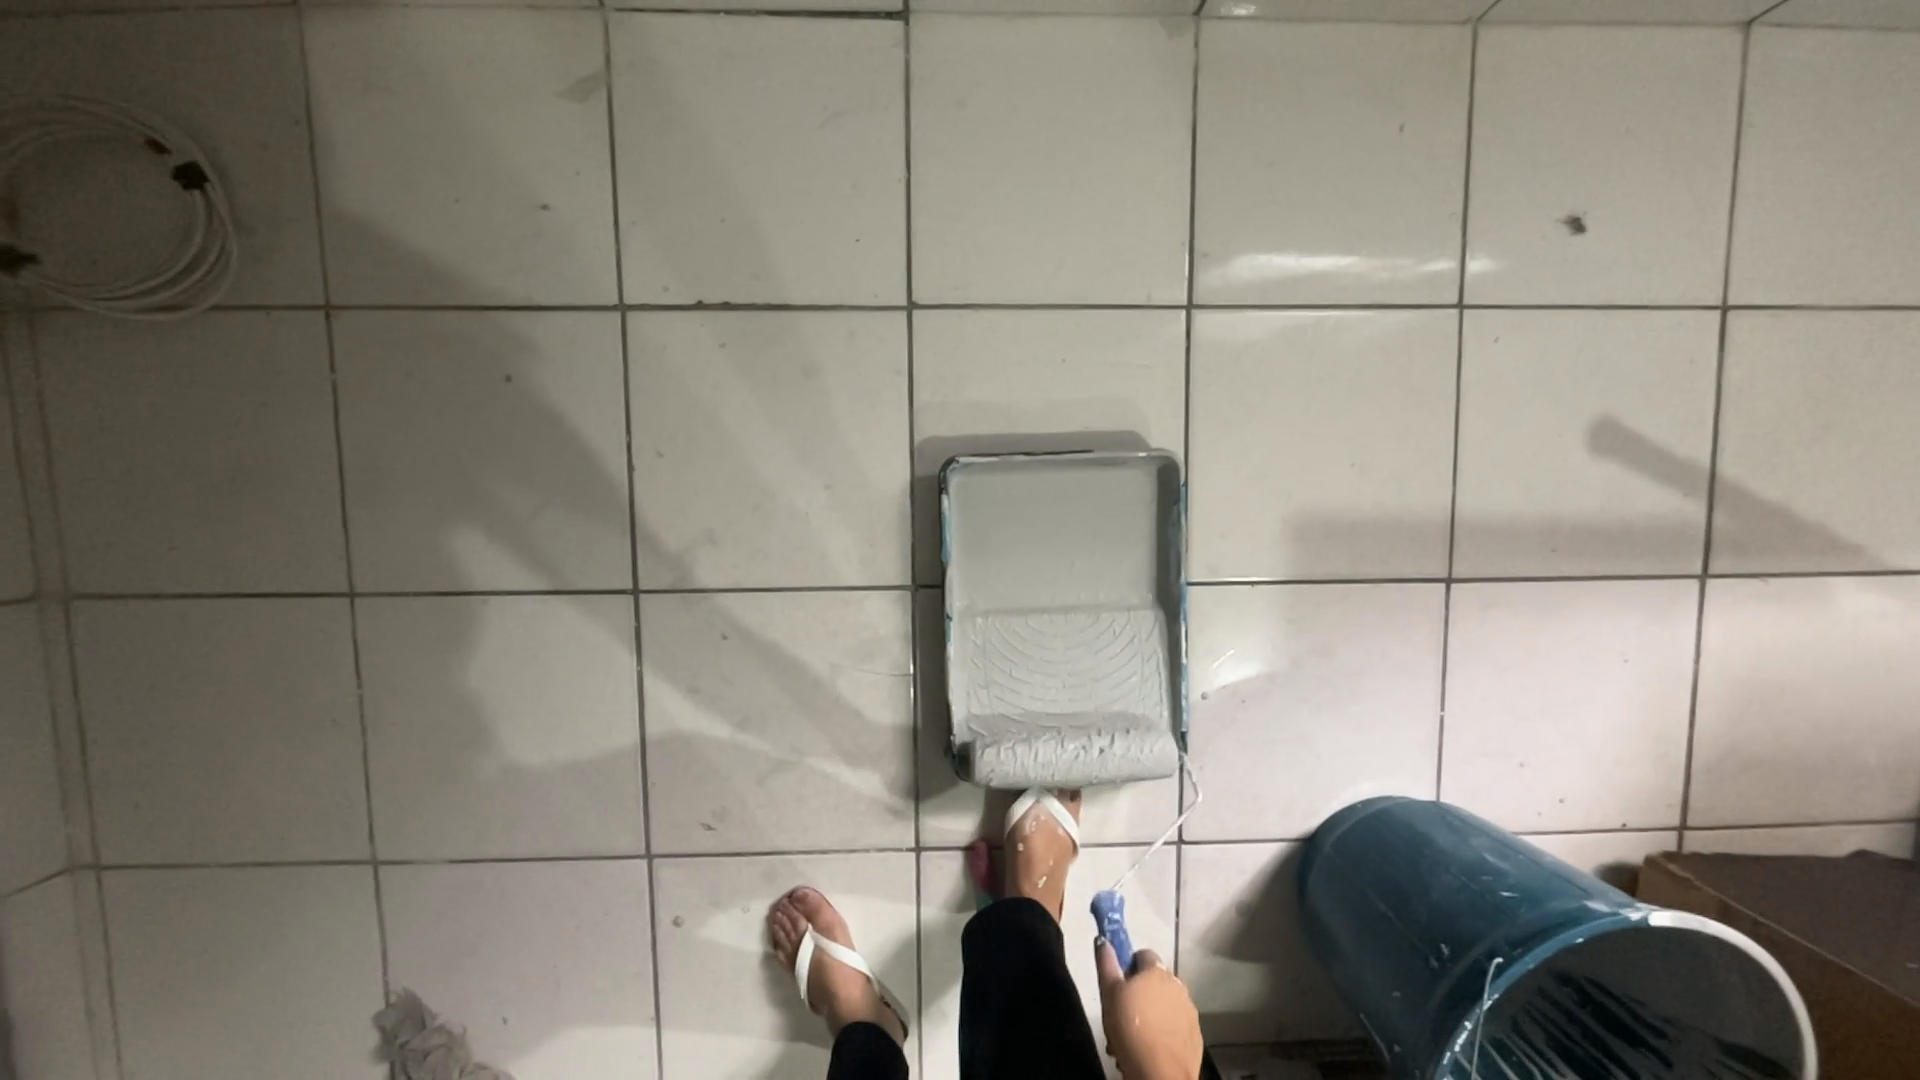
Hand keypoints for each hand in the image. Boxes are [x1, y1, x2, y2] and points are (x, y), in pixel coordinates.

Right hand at [1095, 941, 1203, 1079]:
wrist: (1160, 1074)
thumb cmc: (1130, 1028)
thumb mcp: (1109, 993)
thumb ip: (1106, 963)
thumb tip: (1104, 941)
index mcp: (1157, 971)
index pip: (1143, 954)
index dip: (1128, 966)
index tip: (1118, 984)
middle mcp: (1178, 986)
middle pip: (1155, 981)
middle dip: (1139, 993)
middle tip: (1122, 1013)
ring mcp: (1189, 1011)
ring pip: (1165, 1004)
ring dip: (1151, 1013)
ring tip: (1133, 1034)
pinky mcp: (1195, 1036)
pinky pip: (1176, 1026)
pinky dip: (1164, 1031)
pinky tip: (1150, 1046)